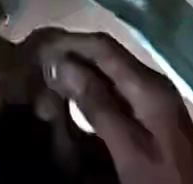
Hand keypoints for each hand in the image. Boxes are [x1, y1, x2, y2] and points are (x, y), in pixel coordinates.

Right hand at [33, 31, 192, 183]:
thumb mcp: (129, 150)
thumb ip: (97, 105)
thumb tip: (60, 63)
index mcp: (149, 85)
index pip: (103, 47)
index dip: (69, 42)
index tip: (38, 48)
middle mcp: (152, 85)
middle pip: (107, 57)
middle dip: (73, 55)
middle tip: (39, 62)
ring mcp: (155, 103)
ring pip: (110, 74)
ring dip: (81, 73)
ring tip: (51, 79)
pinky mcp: (154, 122)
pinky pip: (117, 94)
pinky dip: (93, 93)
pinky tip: (76, 104)